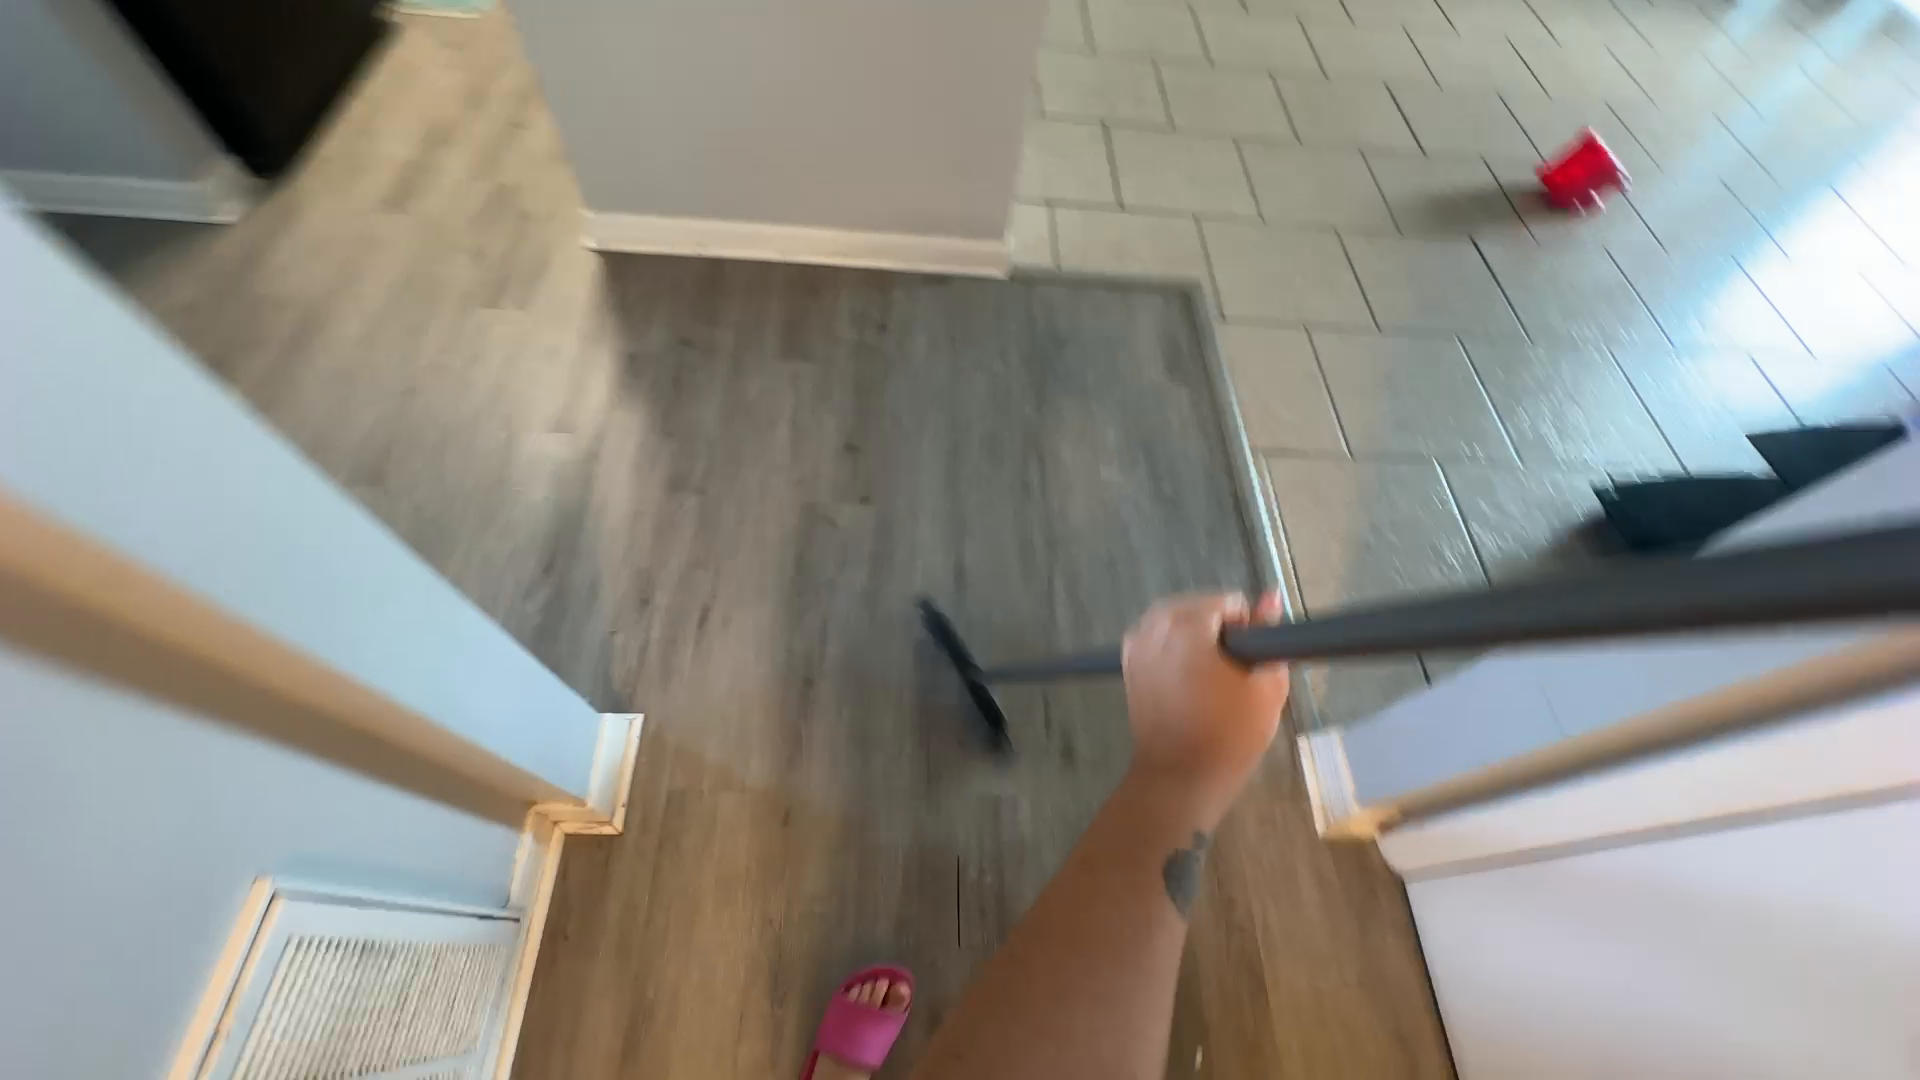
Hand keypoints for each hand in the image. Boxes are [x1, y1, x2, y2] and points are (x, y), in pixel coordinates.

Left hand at [1120, 592, 1289, 818]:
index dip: (1245, 622)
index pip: (1223, 602)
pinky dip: (1172, 644)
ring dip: (1194, 632)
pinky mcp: (1128, 664)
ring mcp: (1135, 645)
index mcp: (1186, 627)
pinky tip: (1190, 670)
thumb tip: (1271, 597)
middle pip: (1193, 606)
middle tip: (1238, 660)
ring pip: (1170, 619)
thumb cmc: (1230, 733)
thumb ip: (1266, 634)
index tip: (1253, 651)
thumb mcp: (1265, 684)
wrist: (1181, 774)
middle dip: (1217, 623)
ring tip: (1216, 666)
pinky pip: (1153, 637)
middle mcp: (1154, 628)